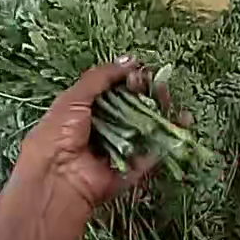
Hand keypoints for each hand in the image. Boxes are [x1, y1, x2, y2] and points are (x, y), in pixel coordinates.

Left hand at [14, 58, 155, 212]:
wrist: (56, 179)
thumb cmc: (57, 136)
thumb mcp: (73, 98)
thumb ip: (101, 78)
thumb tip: (130, 60)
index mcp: (88, 111)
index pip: (115, 91)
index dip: (129, 80)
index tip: (140, 72)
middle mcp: (106, 129)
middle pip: (134, 107)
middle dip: (148, 93)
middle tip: (157, 83)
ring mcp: (121, 149)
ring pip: (148, 127)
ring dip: (161, 110)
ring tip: (167, 96)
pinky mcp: (133, 169)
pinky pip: (155, 152)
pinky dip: (170, 137)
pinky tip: (183, 121)